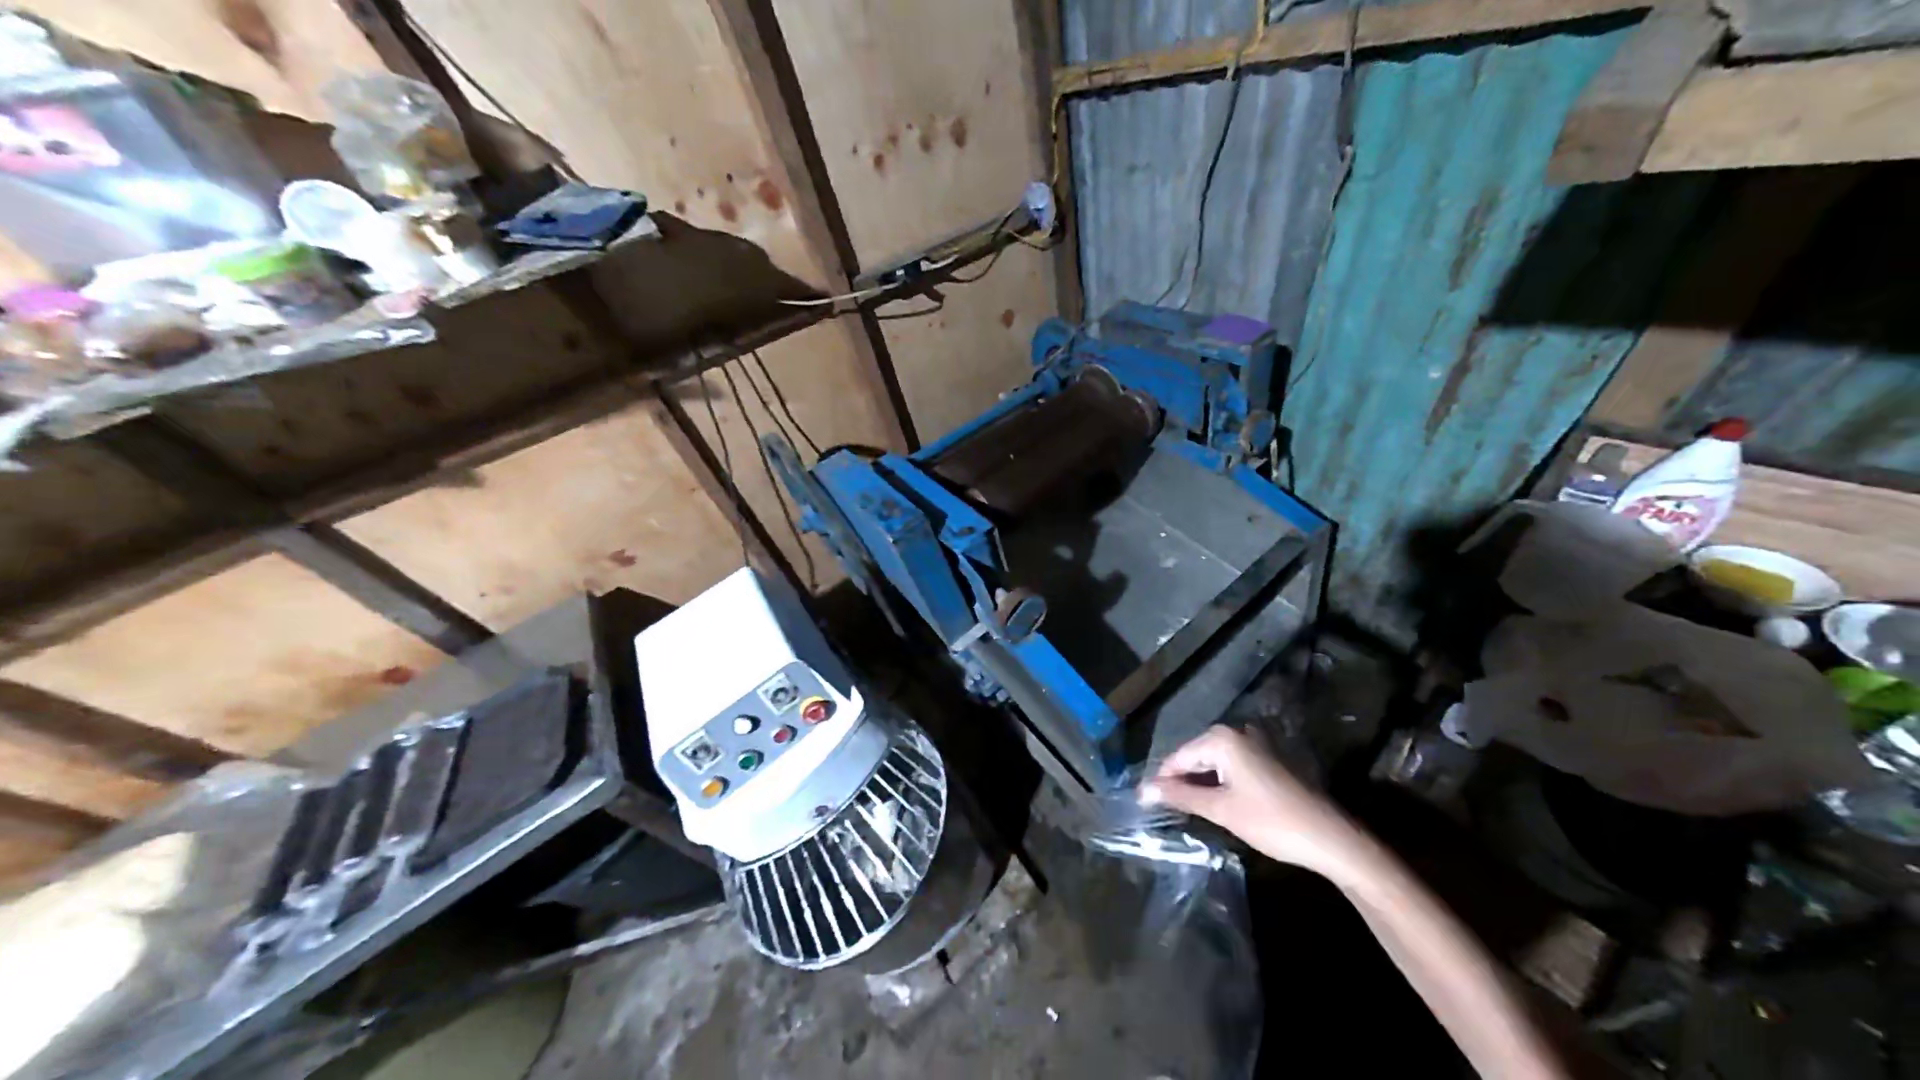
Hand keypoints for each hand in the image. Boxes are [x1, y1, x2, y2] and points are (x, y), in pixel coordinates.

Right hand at [1140, 725, 1361, 876]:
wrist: (1331, 838)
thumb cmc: (1271, 821)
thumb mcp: (1220, 809)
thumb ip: (1180, 796)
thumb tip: (1144, 790)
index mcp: (1222, 739)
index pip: (1178, 757)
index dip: (1161, 781)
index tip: (1145, 802)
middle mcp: (1238, 732)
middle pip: (1195, 756)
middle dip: (1180, 780)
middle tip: (1164, 809)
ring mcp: (1256, 743)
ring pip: (1214, 762)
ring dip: (1200, 783)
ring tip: (1185, 809)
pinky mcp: (1269, 758)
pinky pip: (1232, 766)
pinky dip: (1219, 783)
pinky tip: (1214, 803)